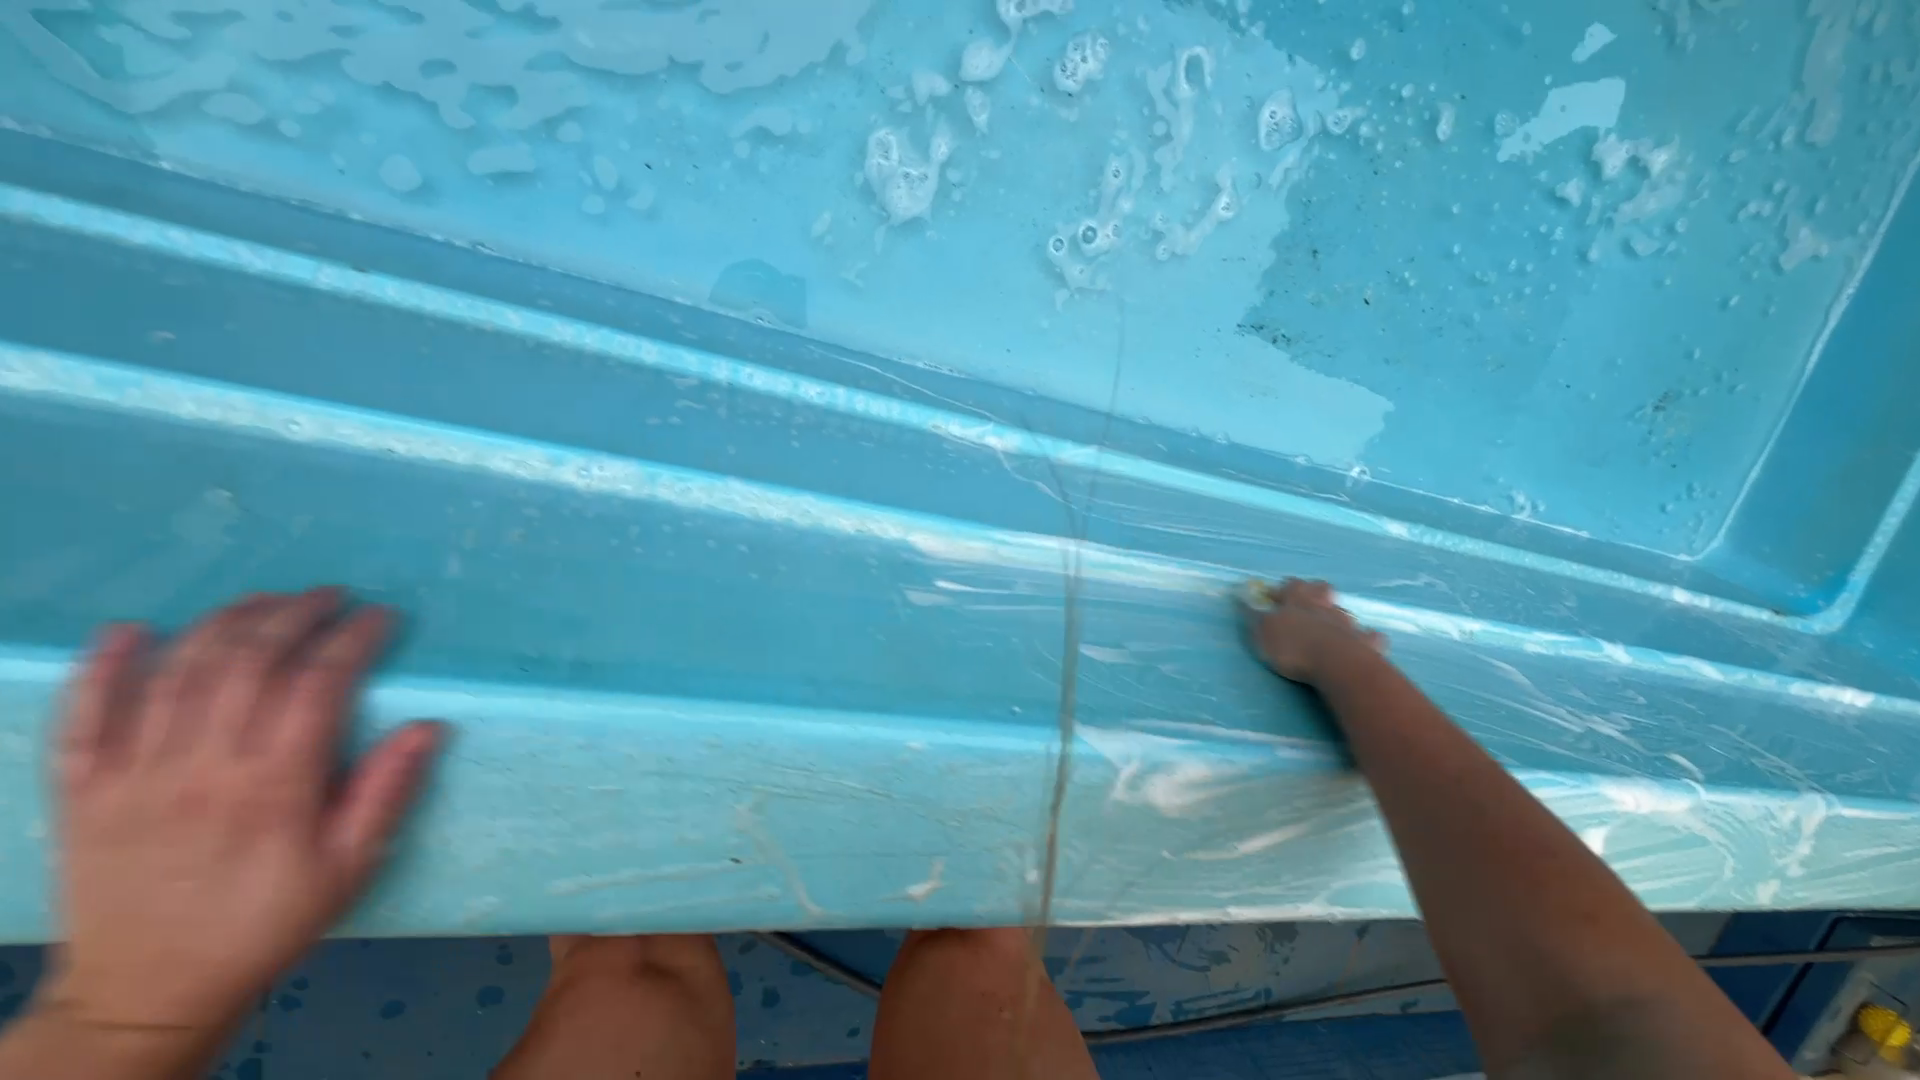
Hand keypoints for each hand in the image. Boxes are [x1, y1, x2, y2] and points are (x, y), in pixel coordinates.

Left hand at [37, 590, 444, 1034]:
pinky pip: (82, 716)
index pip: (317, 685)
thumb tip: (427, 725)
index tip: (381, 617)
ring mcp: (133, 774)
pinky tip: (130, 630)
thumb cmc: (265, 923)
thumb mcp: (349, 868)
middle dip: (295, 614)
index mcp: (273, 787)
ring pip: (177, 672)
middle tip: (331, 596)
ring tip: (267, 599)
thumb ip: (385, 794)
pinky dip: (102, 667)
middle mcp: (200, 768)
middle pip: (248, 662)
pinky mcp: (82, 790)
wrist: (146, 992)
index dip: (352, 639)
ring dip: (226, 622)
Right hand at [1241, 578, 1385, 683]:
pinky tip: (1364, 644)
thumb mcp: (1262, 631)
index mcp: (1298, 601)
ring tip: (1331, 630)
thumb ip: (1254, 614)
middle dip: (1315, 593)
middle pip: (1322, 590)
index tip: (1275, 598)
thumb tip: (1242, 596)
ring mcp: (1347, 623)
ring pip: (1343, 613)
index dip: (1283, 590)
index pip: (1291, 585)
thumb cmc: (1293, 646)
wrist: (1336, 663)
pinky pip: (1370, 637)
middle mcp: (1324, 607)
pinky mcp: (1366, 642)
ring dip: (1337, 618)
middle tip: (1307, 603)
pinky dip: (1366, 639)